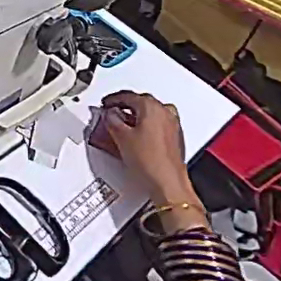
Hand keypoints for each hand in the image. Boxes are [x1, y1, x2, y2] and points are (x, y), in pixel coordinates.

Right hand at [100, 91, 197, 208]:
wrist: (168, 184)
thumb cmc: (151, 162)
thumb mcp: (121, 137)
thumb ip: (111, 120)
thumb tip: (110, 114)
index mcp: (151, 106)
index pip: (127, 96)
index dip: (112, 100)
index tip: (105, 104)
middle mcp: (165, 112)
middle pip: (140, 103)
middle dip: (124, 108)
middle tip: (111, 113)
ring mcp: (172, 124)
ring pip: (149, 114)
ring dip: (135, 118)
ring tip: (122, 127)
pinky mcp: (174, 137)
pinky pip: (157, 125)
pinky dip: (145, 127)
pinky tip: (136, 138)